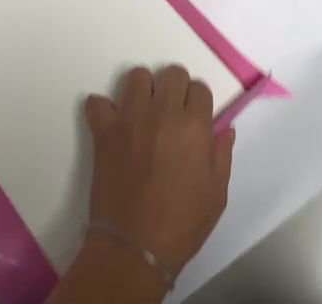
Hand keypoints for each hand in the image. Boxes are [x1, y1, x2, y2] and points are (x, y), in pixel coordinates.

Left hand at [83, 65, 234, 277]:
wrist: (134, 247)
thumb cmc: (182, 224)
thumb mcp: (217, 194)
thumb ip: (221, 155)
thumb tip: (224, 128)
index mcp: (194, 126)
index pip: (200, 88)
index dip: (199, 102)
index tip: (194, 119)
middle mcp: (163, 113)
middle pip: (172, 73)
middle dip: (175, 88)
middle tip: (171, 113)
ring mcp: (130, 119)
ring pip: (137, 76)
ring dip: (142, 90)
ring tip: (142, 113)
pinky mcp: (104, 131)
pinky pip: (96, 102)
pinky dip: (102, 109)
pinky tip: (110, 124)